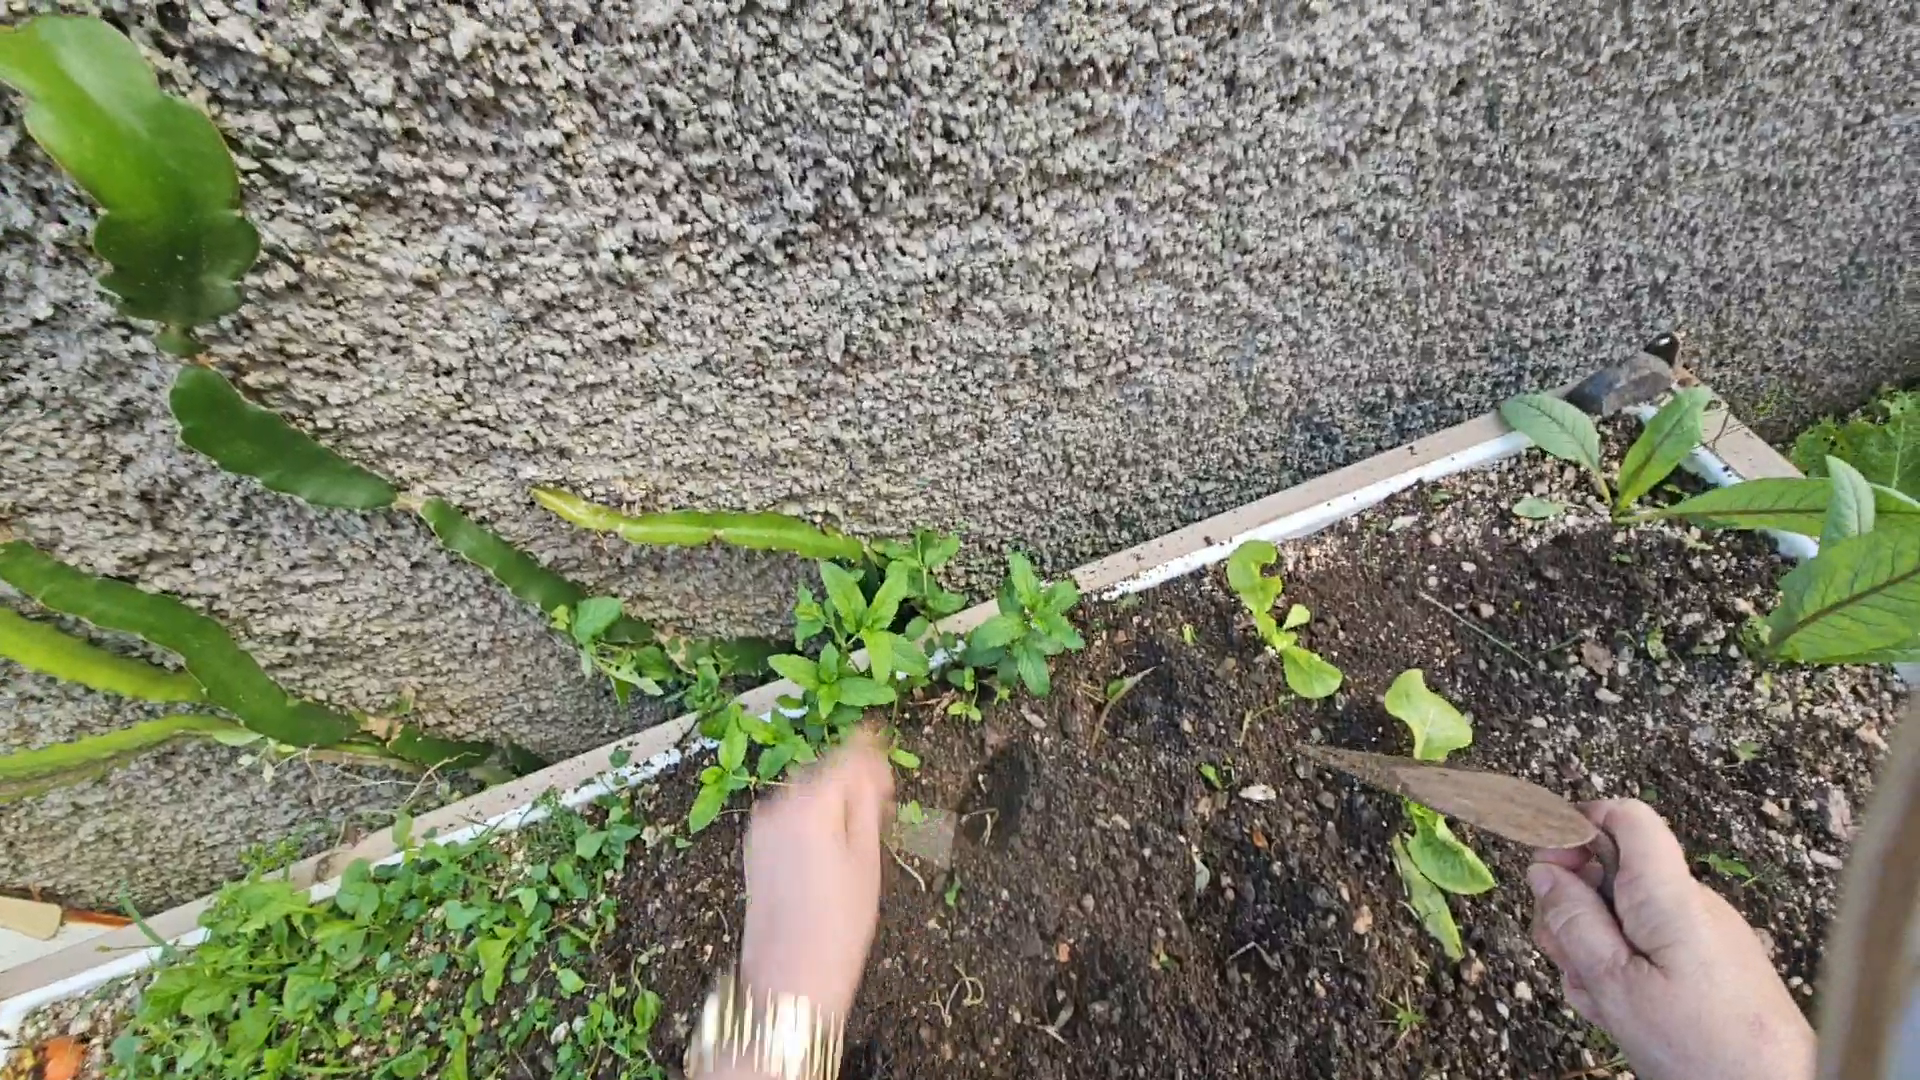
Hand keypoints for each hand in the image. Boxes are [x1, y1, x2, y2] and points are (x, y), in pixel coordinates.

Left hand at [738, 729, 893, 1016]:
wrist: (790, 979)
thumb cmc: (840, 921)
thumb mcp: (866, 856)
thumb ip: (867, 800)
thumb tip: (872, 767)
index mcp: (811, 802)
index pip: (846, 756)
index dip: (870, 749)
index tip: (887, 745)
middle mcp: (780, 804)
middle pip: (823, 771)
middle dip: (851, 774)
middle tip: (883, 796)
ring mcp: (763, 825)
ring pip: (805, 791)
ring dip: (831, 794)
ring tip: (859, 821)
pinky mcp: (756, 845)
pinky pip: (789, 812)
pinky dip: (811, 813)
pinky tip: (830, 838)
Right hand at [1528, 799, 1815, 1079]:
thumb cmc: (1703, 1050)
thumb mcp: (1612, 982)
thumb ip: (1572, 918)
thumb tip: (1543, 870)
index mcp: (1668, 897)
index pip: (1626, 817)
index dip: (1577, 822)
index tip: (1548, 863)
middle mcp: (1689, 903)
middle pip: (1607, 870)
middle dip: (1568, 904)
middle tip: (1563, 954)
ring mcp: (1701, 934)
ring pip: (1618, 911)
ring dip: (1589, 944)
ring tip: (1595, 991)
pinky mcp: (1708, 962)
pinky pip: (1644, 941)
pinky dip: (1618, 964)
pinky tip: (1617, 1004)